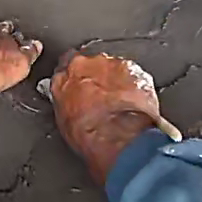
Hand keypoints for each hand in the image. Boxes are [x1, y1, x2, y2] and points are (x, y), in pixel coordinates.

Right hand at [49, 51, 164, 183]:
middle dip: (98, 79)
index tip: (81, 87)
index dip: (76, 78)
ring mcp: (116, 66)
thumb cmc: (89, 134)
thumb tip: (71, 102)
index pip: (68, 65)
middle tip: (103, 99)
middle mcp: (91, 63)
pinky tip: (134, 105)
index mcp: (68, 73)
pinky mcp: (138, 73)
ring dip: (118, 83)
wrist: (117, 138)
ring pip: (116, 70)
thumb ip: (66, 99)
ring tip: (120, 105)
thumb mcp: (64, 119)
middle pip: (94, 64)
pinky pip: (136, 77)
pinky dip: (136, 88)